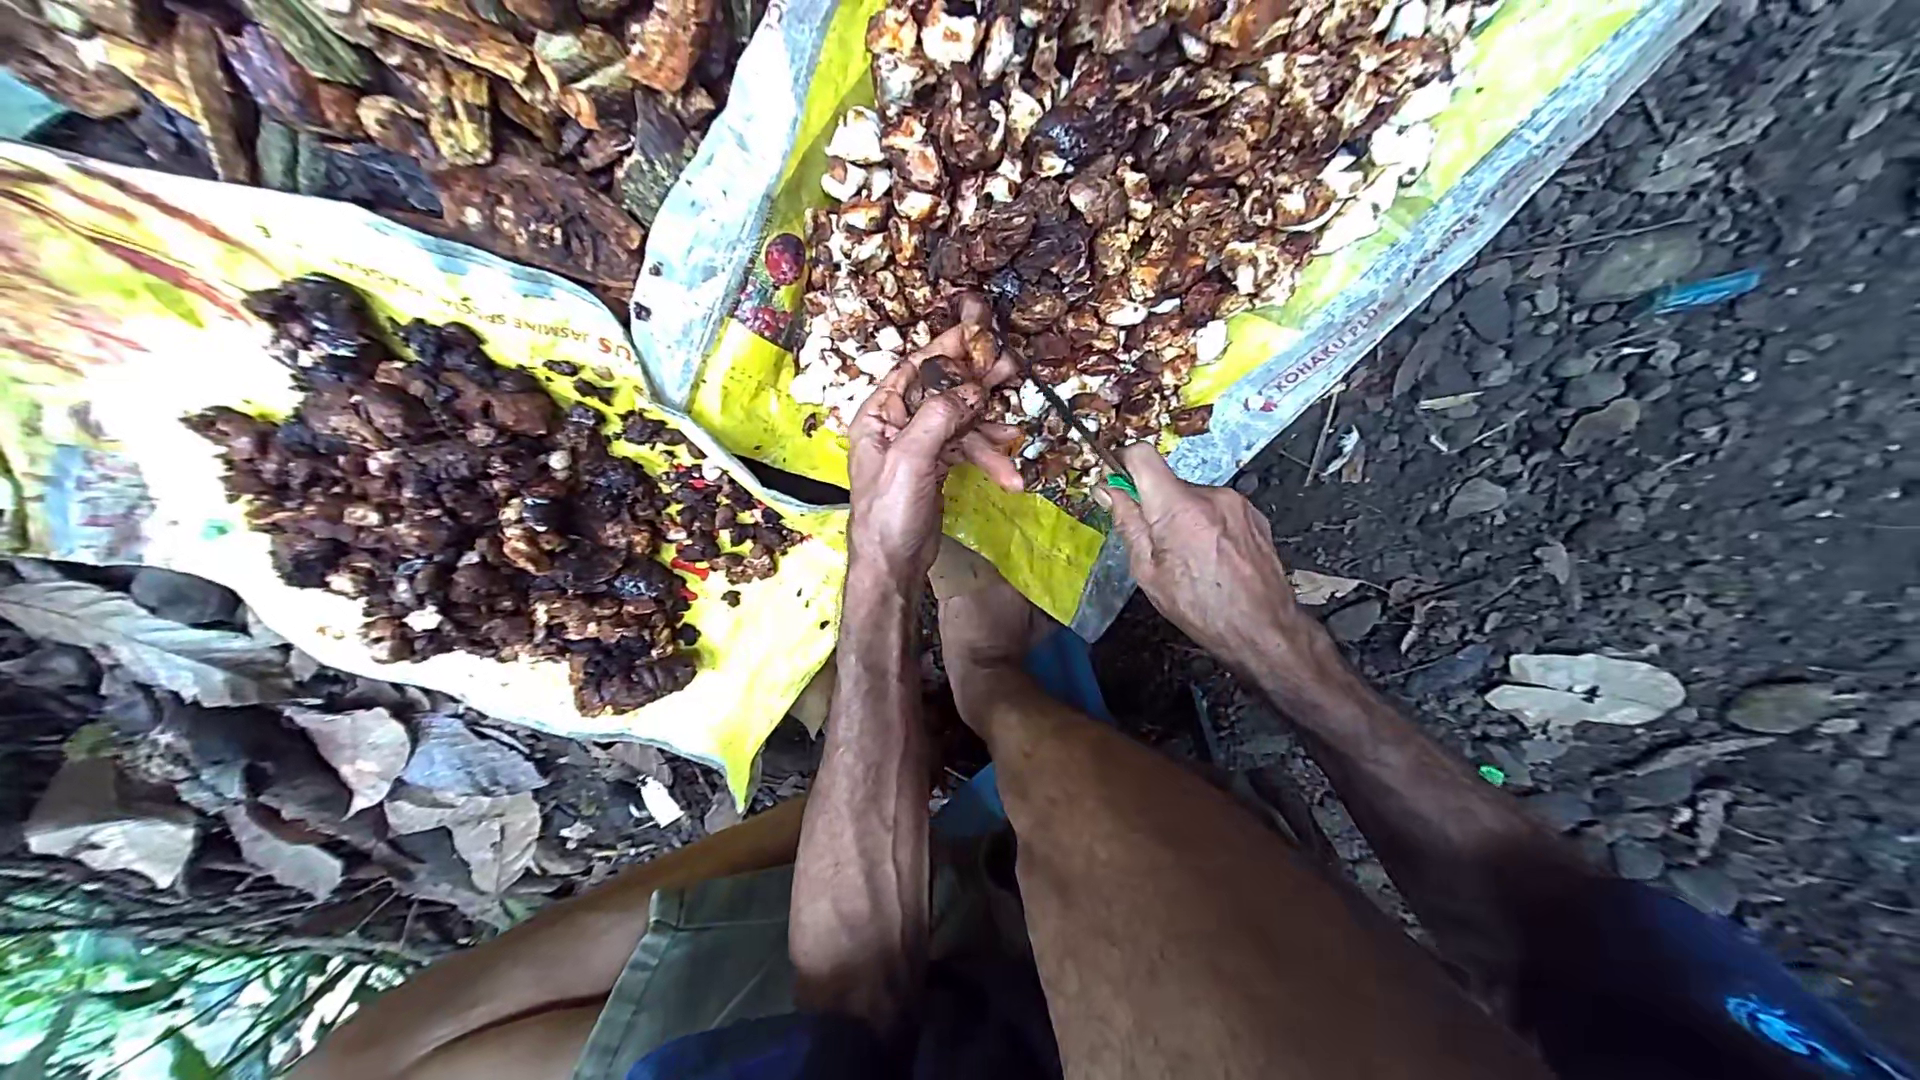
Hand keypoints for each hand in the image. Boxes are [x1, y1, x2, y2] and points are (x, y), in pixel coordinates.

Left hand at [845, 300, 1024, 584]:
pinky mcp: (937, 466)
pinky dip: (986, 457)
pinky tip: (1007, 470)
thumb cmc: (888, 511)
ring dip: (987, 432)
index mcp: (880, 414)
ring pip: (960, 423)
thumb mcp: (910, 459)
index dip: (946, 350)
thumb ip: (939, 417)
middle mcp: (898, 424)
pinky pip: (965, 449)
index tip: (977, 333)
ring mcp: (919, 445)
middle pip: (942, 391)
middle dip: (976, 384)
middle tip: (1010, 368)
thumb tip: (972, 389)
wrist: (893, 563)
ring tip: (1012, 436)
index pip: (914, 369)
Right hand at [1099, 443, 1322, 671]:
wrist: (1262, 627)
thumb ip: (1128, 523)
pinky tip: (1209, 555)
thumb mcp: (1148, 572)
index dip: (1123, 463)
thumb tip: (1108, 491)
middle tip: (1152, 541)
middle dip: (1152, 504)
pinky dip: (1203, 522)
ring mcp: (1235, 502)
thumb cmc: (1202, 608)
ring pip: (1190, 496)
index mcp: (1178, 508)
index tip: (1116, 481)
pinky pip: (1214, 506)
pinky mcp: (1252, 512)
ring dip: (1180, 516)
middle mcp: (1210, 495)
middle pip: (1166, 481)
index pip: (1142, 456)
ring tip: (1186, 555)